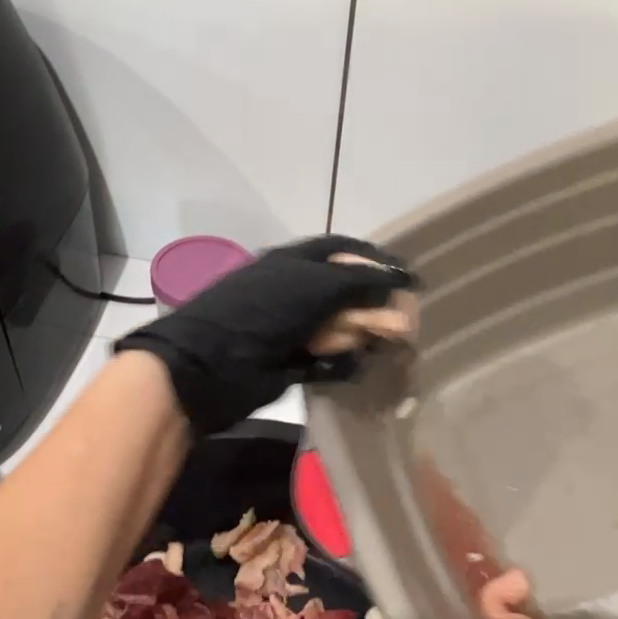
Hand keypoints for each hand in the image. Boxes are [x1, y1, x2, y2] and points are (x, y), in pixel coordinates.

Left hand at [116, 236, 416, 435]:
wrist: (208, 367)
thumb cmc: (261, 313)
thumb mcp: (314, 285)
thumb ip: (360, 280)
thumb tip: (401, 277)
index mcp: (294, 261)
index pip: (344, 252)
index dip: (377, 262)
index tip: (409, 280)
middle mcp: (293, 291)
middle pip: (345, 293)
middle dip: (375, 305)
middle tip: (405, 323)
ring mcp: (290, 328)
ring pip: (339, 328)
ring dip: (362, 336)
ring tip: (389, 344)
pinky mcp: (288, 363)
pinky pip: (326, 361)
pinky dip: (343, 363)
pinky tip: (360, 366)